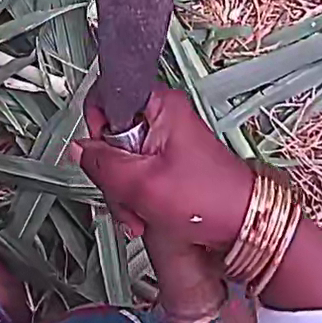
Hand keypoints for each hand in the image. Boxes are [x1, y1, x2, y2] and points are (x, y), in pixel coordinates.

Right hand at [70, 89, 253, 252]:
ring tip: (139, 211)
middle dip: (111, 173)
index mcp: (159, 106)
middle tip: (126, 192)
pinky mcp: (167, 160)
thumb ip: (101, 163)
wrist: (243, 226)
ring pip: (120, 159)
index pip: (105, 96)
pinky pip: (135, 172)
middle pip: (109, 135)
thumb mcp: (142, 183)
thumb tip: (78, 149)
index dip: (95, 127)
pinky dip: (134, 196)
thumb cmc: (209, 199)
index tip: (101, 152)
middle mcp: (162, 117)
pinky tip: (144, 213)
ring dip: (122, 191)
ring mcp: (164, 139)